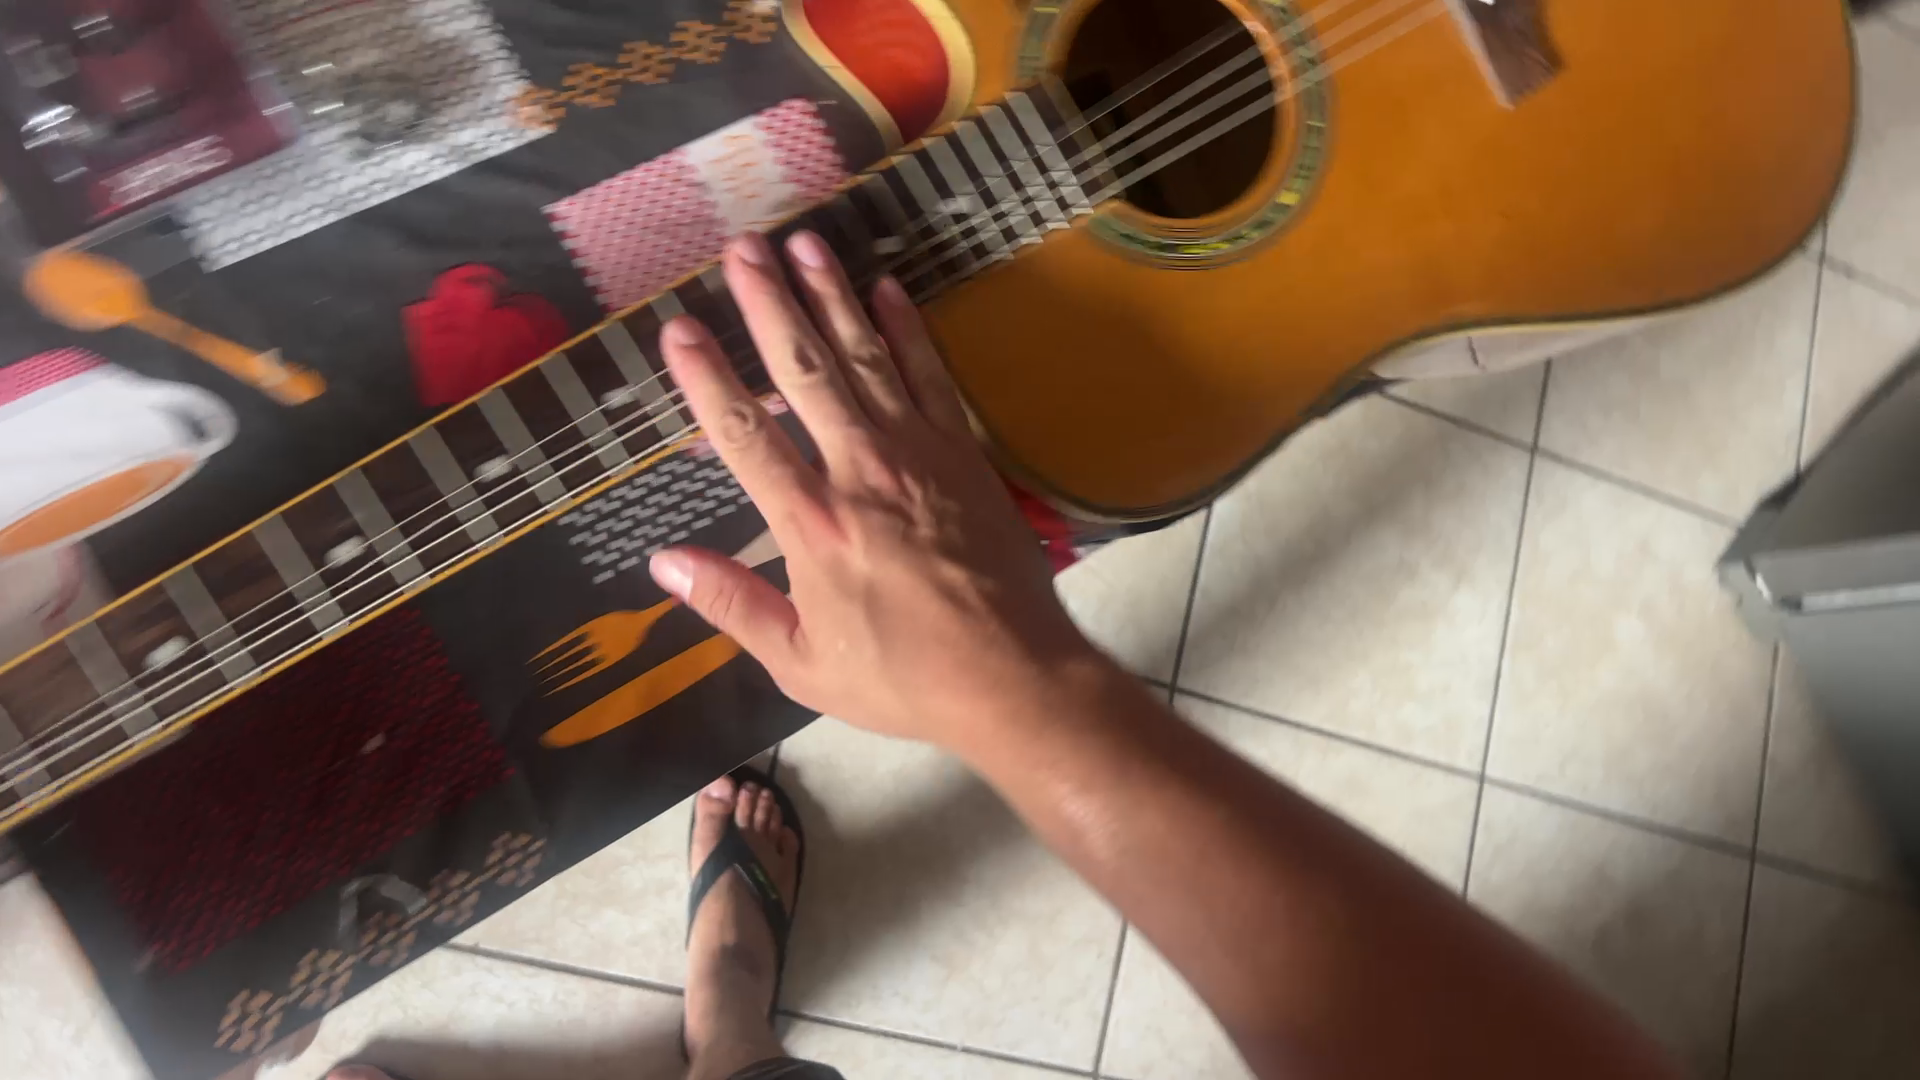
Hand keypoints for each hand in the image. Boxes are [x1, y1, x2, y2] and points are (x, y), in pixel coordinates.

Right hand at [648, 230, 1102, 748]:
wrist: (1010, 673)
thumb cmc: (902, 677)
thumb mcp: (802, 664)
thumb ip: (733, 606)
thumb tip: (663, 563)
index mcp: (812, 524)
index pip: (744, 435)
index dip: (706, 379)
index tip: (677, 327)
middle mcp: (861, 472)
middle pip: (804, 373)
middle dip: (768, 306)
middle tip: (741, 248)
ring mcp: (919, 455)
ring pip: (866, 360)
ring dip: (832, 298)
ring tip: (803, 244)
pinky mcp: (964, 453)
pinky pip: (931, 378)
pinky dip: (907, 331)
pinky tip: (888, 291)